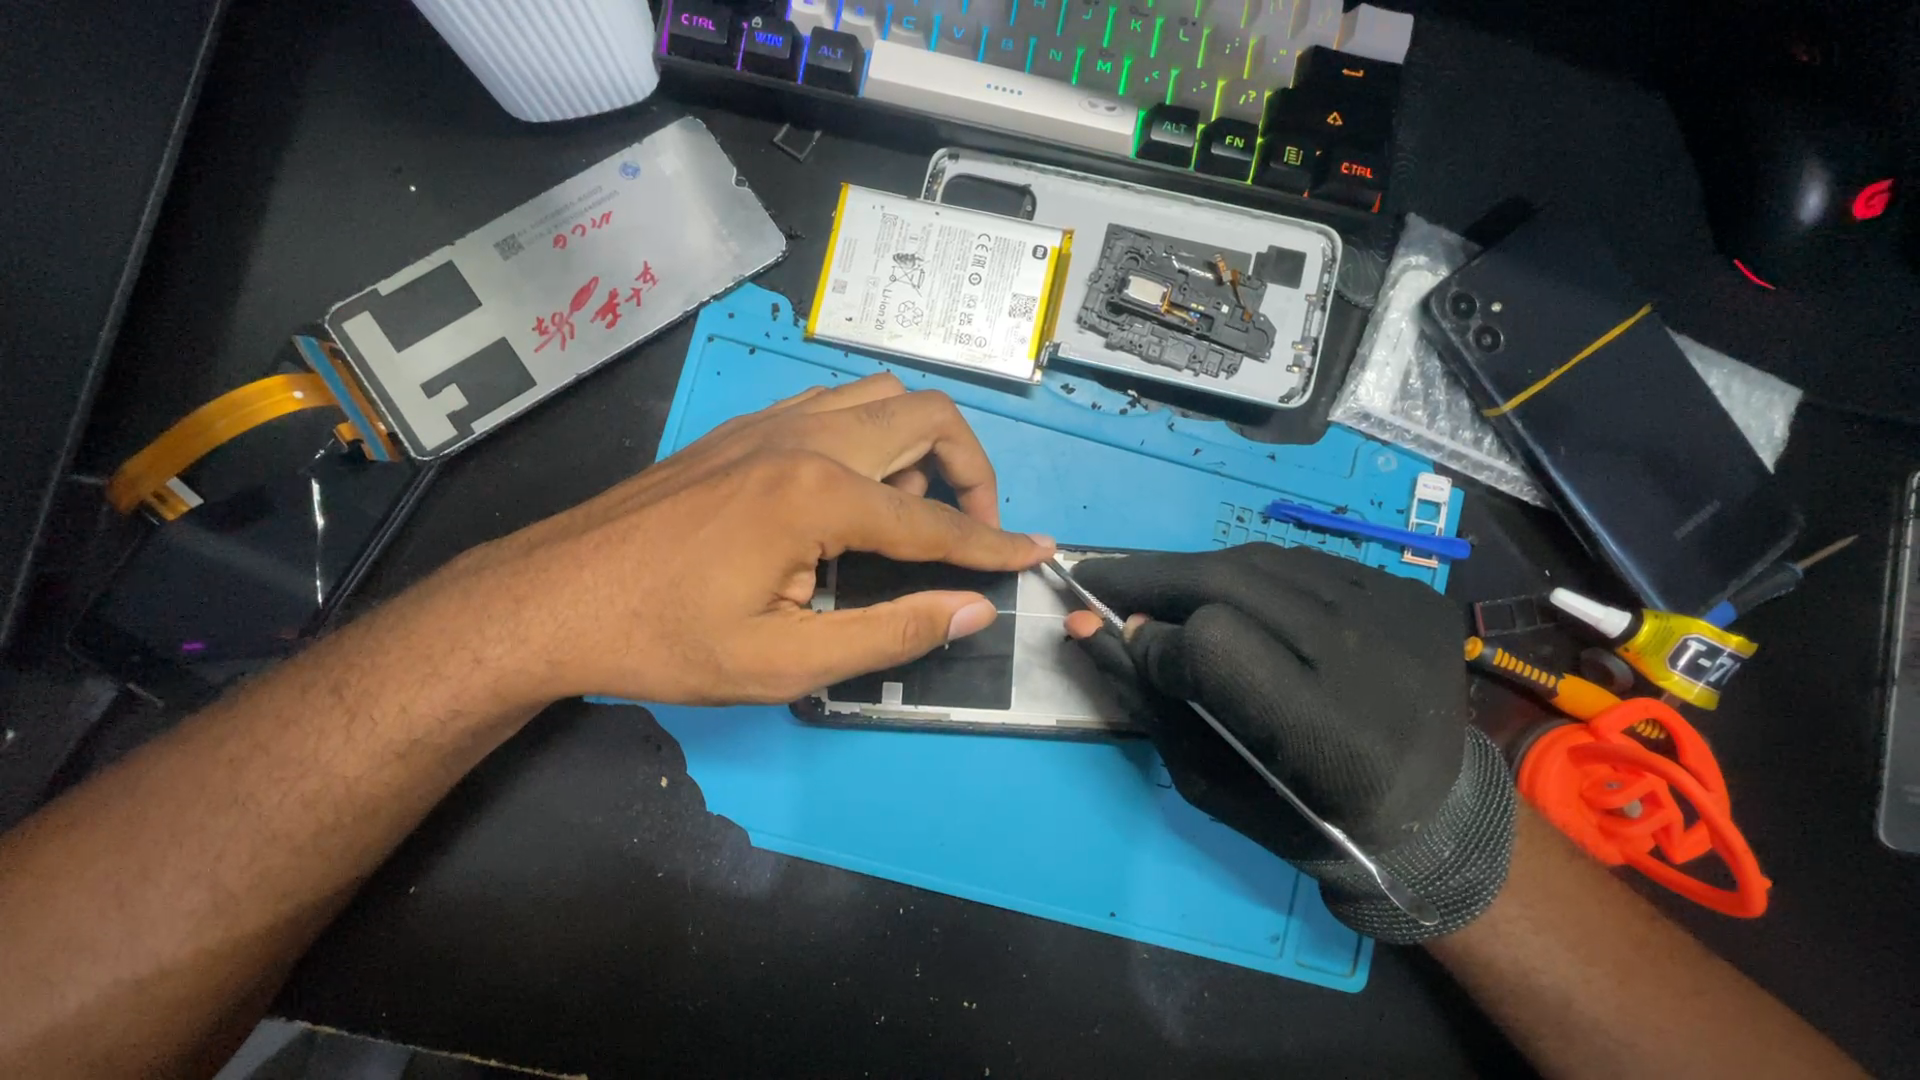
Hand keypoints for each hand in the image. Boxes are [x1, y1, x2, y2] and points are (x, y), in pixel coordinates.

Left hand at [415, 374, 1052, 706]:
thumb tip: (972, 608)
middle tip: (974, 529)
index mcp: (820, 496)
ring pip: (882, 398)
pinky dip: (875, 434)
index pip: (935, 520)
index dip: (994, 543)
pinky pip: (836, 405)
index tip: (1037, 552)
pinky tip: (857, 485)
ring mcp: (771, 423)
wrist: (552, 596)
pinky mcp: (744, 429)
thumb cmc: (665, 639)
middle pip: (926, 419)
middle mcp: (806, 439)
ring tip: (917, 507)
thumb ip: (889, 633)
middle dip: (972, 472)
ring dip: (922, 444)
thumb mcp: (784, 663)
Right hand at [1063, 545, 1516, 942]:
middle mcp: (1371, 659)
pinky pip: (1305, 563)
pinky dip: (1252, 576)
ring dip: (1196, 571)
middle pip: (1231, 578)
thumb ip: (1147, 700)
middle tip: (1097, 579)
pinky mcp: (1413, 594)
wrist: (1433, 811)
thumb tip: (1085, 627)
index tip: (1126, 644)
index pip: (1212, 641)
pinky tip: (1231, 595)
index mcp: (1326, 734)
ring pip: (1264, 560)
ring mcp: (1399, 615)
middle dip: (1151, 577)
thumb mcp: (1208, 779)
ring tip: (1158, 587)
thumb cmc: (1305, 815)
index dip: (1157, 641)